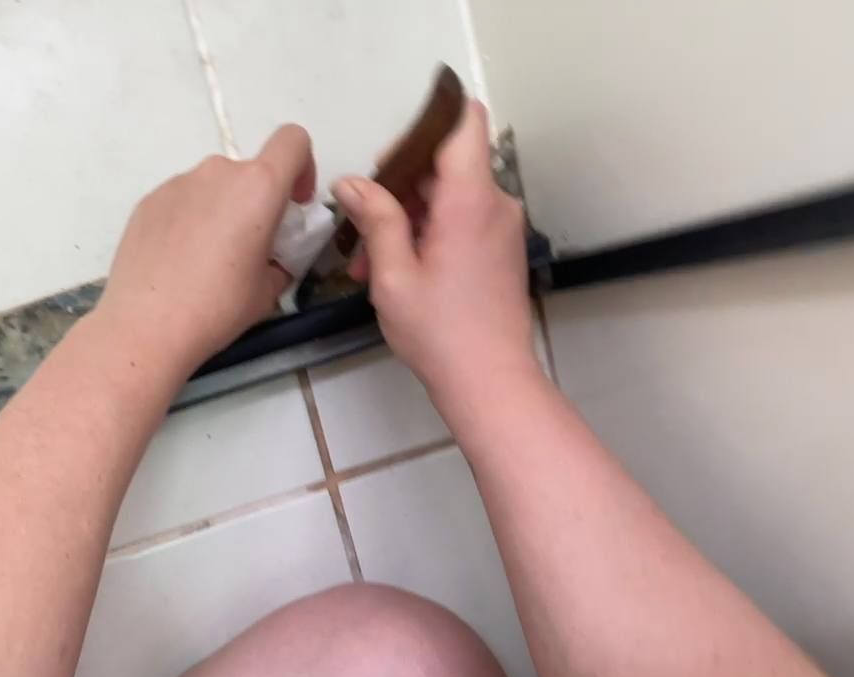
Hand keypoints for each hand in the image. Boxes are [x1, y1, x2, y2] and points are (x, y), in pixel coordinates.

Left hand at [96, 126, 315, 368]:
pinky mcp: (148, 201)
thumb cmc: (216, 310)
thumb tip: (273, 258)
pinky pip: (181, 203)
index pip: (293, 141)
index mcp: (258, 188)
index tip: (293, 205)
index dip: (302, 168)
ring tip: (205, 262)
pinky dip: (188, 222)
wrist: (146, 326)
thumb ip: (281, 262)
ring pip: (212, 189)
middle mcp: (217, 172)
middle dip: (255, 204)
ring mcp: (177, 183)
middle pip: (248, 173)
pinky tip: (176, 263)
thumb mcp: (266, 293)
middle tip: (246, 251)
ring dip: (219, 212)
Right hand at [333, 102, 537, 403]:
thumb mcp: (393, 277)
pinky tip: (399, 275)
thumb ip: (375, 221)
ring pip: (449, 199)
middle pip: (447, 163)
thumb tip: (351, 183)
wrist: (488, 379)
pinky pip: (461, 224)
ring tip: (371, 267)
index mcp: (469, 200)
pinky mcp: (500, 251)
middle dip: (398, 190)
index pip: (462, 121)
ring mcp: (502, 228)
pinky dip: (428, 237)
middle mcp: (495, 203)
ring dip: (407, 221)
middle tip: (362, 232)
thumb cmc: (439, 333)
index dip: (424, 127)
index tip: (388, 163)